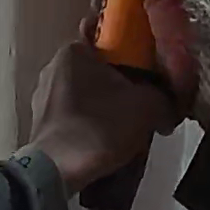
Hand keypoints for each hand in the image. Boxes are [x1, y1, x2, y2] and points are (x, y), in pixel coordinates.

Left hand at [28, 40, 176, 193]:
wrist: (56, 172)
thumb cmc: (99, 128)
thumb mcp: (146, 108)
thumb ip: (164, 99)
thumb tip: (169, 109)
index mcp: (72, 51)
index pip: (107, 36)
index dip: (132, 50)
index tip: (147, 68)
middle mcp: (51, 68)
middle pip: (96, 68)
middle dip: (119, 83)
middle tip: (141, 102)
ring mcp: (42, 97)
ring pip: (83, 93)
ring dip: (103, 106)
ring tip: (124, 127)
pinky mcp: (40, 124)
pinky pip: (72, 116)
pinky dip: (88, 124)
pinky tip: (102, 140)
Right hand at [83, 0, 209, 123]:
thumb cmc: (205, 21)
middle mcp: (199, 1)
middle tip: (100, 4)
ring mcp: (184, 38)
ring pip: (134, 24)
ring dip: (107, 26)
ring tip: (92, 31)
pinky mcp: (169, 69)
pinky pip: (132, 54)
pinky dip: (113, 52)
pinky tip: (98, 51)